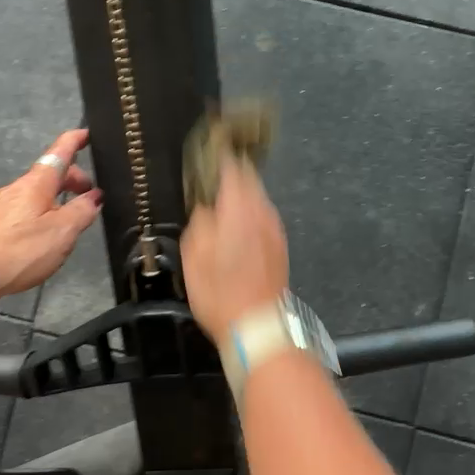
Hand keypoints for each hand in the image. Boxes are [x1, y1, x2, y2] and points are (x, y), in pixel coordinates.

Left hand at [0, 129, 101, 337]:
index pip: (59, 152)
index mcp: (35, 184)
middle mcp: (14, 189)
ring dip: (55, 202)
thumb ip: (82, 212)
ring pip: (33, 196)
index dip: (75, 140)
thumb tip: (94, 196)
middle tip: (90, 197)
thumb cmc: (17, 251)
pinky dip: (38, 216)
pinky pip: (20, 213)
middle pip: (47, 175)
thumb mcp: (62, 232)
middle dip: (71, 180)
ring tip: (68, 224)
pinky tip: (39, 240)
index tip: (87, 132)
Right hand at [181, 158, 288, 342]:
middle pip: (249, 180)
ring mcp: (275, 228)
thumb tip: (206, 208)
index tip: (210, 148)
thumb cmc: (220, 292)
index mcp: (239, 207)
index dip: (220, 155)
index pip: (232, 167)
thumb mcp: (193, 256)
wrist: (259, 326)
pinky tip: (238, 228)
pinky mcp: (280, 246)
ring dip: (242, 196)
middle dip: (233, 173)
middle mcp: (262, 211)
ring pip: (258, 200)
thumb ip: (199, 222)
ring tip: (222, 200)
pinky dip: (250, 215)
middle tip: (214, 172)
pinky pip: (263, 219)